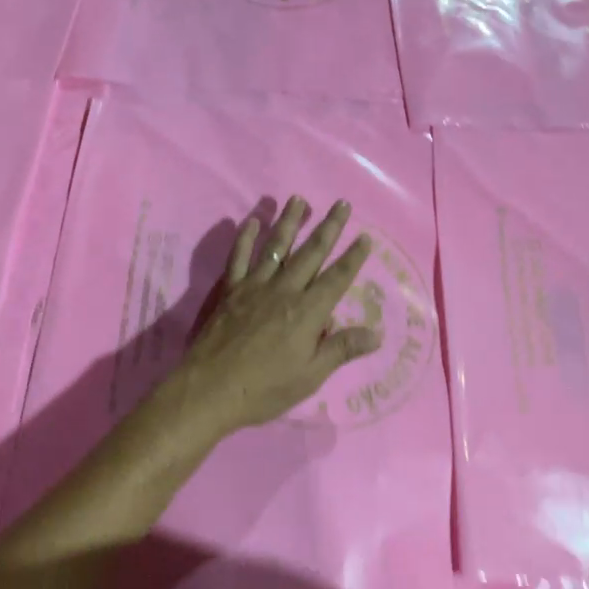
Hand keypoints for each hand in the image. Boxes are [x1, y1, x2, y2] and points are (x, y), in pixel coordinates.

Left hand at [163, 195, 381, 439]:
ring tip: (299, 199)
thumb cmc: (265, 388)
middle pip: (311, 252)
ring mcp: (255, 285)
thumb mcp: (310, 376)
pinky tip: (251, 221)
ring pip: (276, 246)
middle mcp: (284, 290)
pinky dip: (245, 237)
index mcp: (308, 312)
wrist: (211, 388)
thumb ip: (342, 349)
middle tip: (342, 203)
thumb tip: (377, 333)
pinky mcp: (231, 289)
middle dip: (329, 227)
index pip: (337, 278)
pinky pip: (239, 257)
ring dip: (290, 221)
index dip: (353, 257)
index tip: (365, 237)